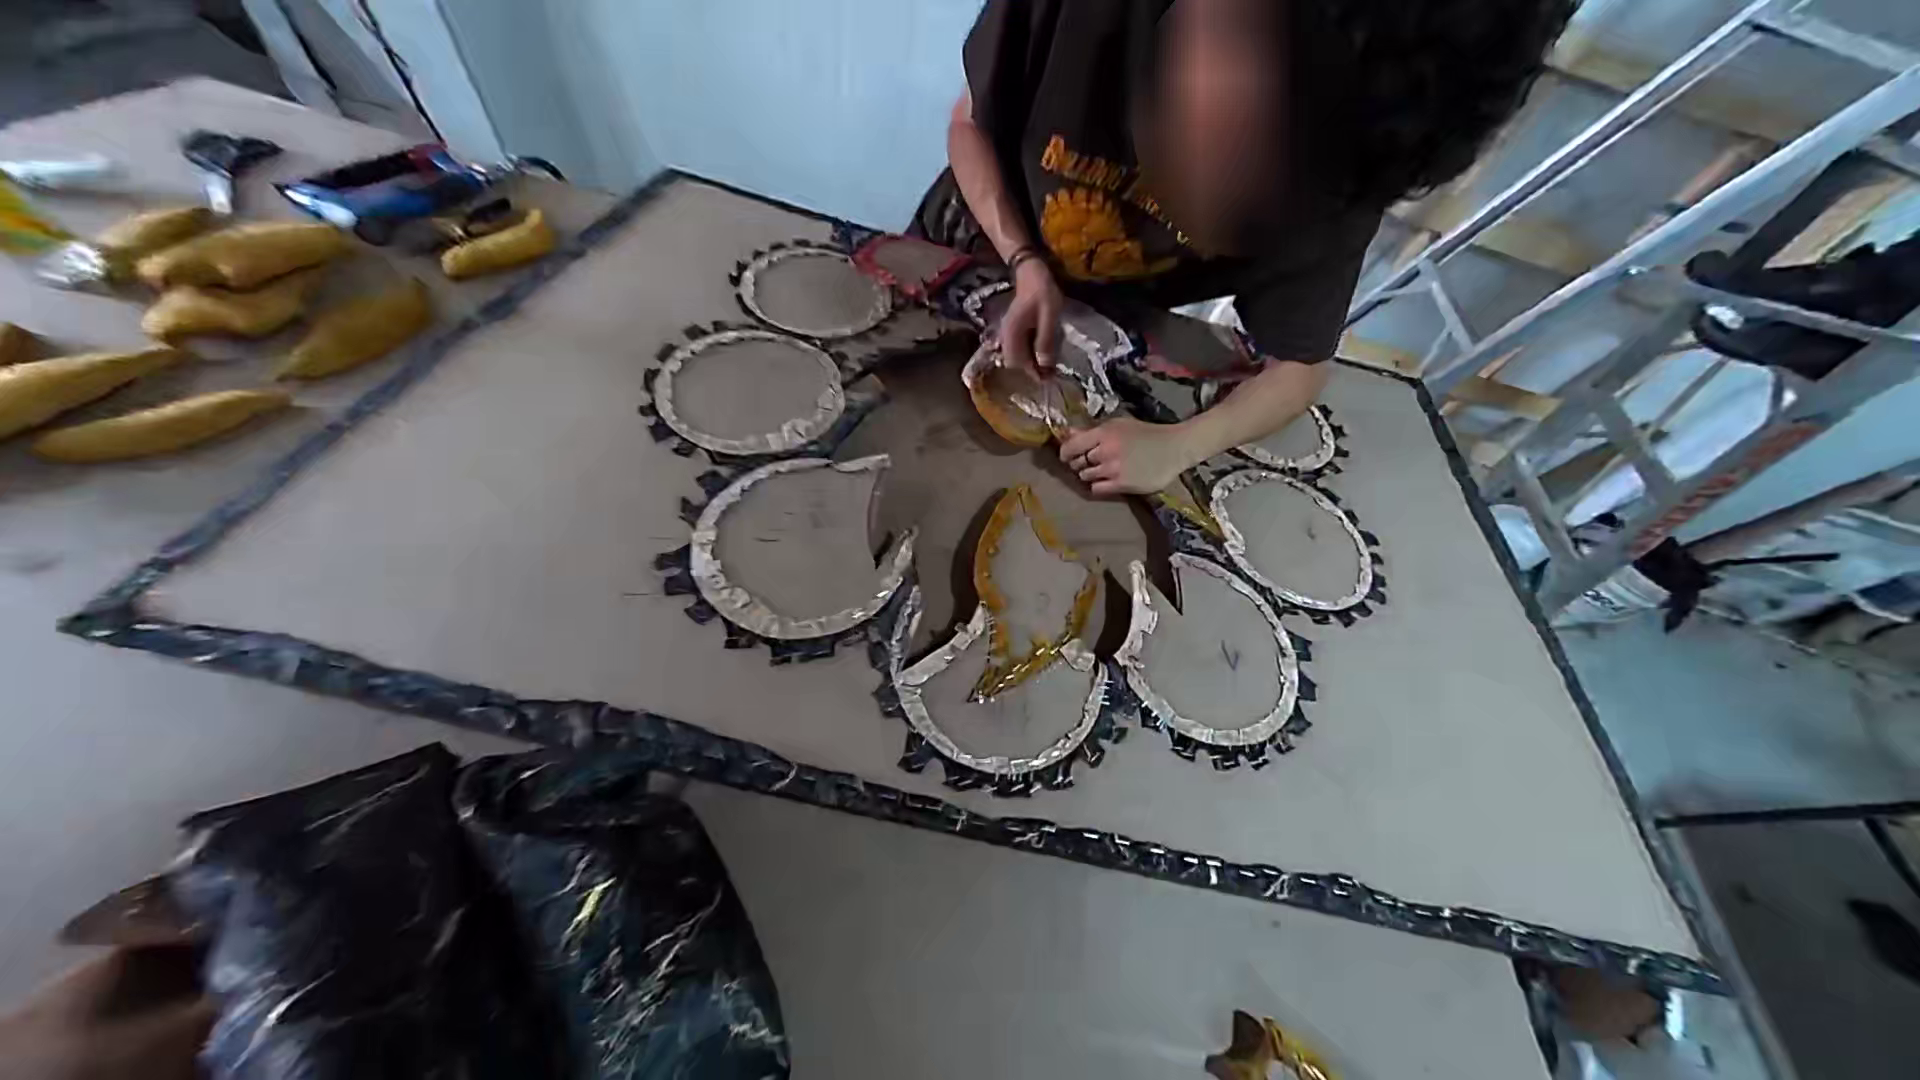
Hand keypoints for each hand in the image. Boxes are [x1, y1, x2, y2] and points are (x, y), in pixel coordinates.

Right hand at [997, 257, 1062, 376]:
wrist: (1031, 273)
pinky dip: (1029, 354)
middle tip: (1050, 373)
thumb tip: (1044, 366)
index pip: (1018, 363)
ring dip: (1030, 363)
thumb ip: (1045, 341)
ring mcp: (1008, 334)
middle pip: (1015, 363)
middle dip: (1032, 370)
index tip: (1048, 379)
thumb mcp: (1049, 317)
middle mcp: (1006, 337)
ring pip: (1016, 357)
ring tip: (1048, 365)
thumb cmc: (1042, 292)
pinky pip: (1019, 349)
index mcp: (1013, 334)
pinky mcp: (1013, 331)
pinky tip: (1041, 352)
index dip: (1033, 372)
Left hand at [1059, 416, 1195, 495]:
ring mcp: (1113, 469)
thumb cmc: (1146, 434)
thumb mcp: (1118, 425)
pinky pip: (1096, 489)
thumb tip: (1067, 433)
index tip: (1067, 456)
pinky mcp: (1122, 485)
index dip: (1065, 452)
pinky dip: (1098, 485)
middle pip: (1077, 463)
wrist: (1174, 448)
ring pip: (1085, 476)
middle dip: (1080, 463)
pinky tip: (1107, 480)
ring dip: (1090, 474)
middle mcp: (1105, 451)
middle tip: (1090, 462)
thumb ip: (1092, 430)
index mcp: (1104, 433)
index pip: (1071, 446)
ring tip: (1102, 470)